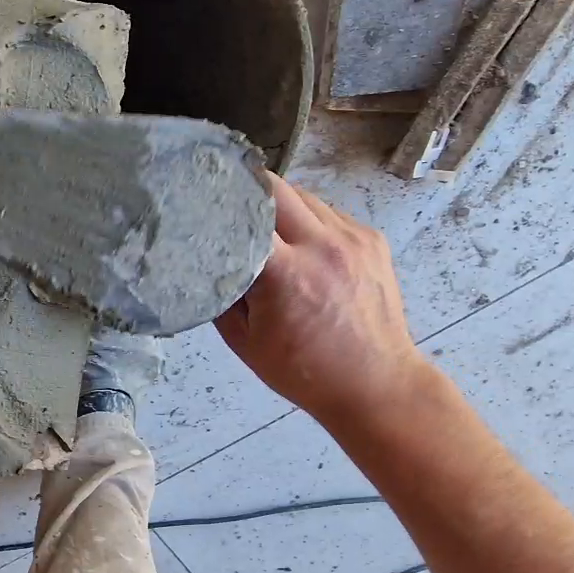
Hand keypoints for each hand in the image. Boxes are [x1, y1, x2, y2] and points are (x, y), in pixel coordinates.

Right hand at [215, 173, 435, 427]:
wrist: (376, 384)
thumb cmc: (302, 369)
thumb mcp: (242, 338)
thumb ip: (221, 293)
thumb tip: (204, 261)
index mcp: (285, 273)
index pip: (245, 212)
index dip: (219, 200)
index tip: (197, 197)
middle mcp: (322, 246)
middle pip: (276, 188)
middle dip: (247, 189)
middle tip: (225, 200)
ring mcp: (353, 239)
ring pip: (303, 195)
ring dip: (277, 203)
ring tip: (260, 224)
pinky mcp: (372, 240)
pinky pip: (328, 212)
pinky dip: (306, 219)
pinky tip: (296, 242)